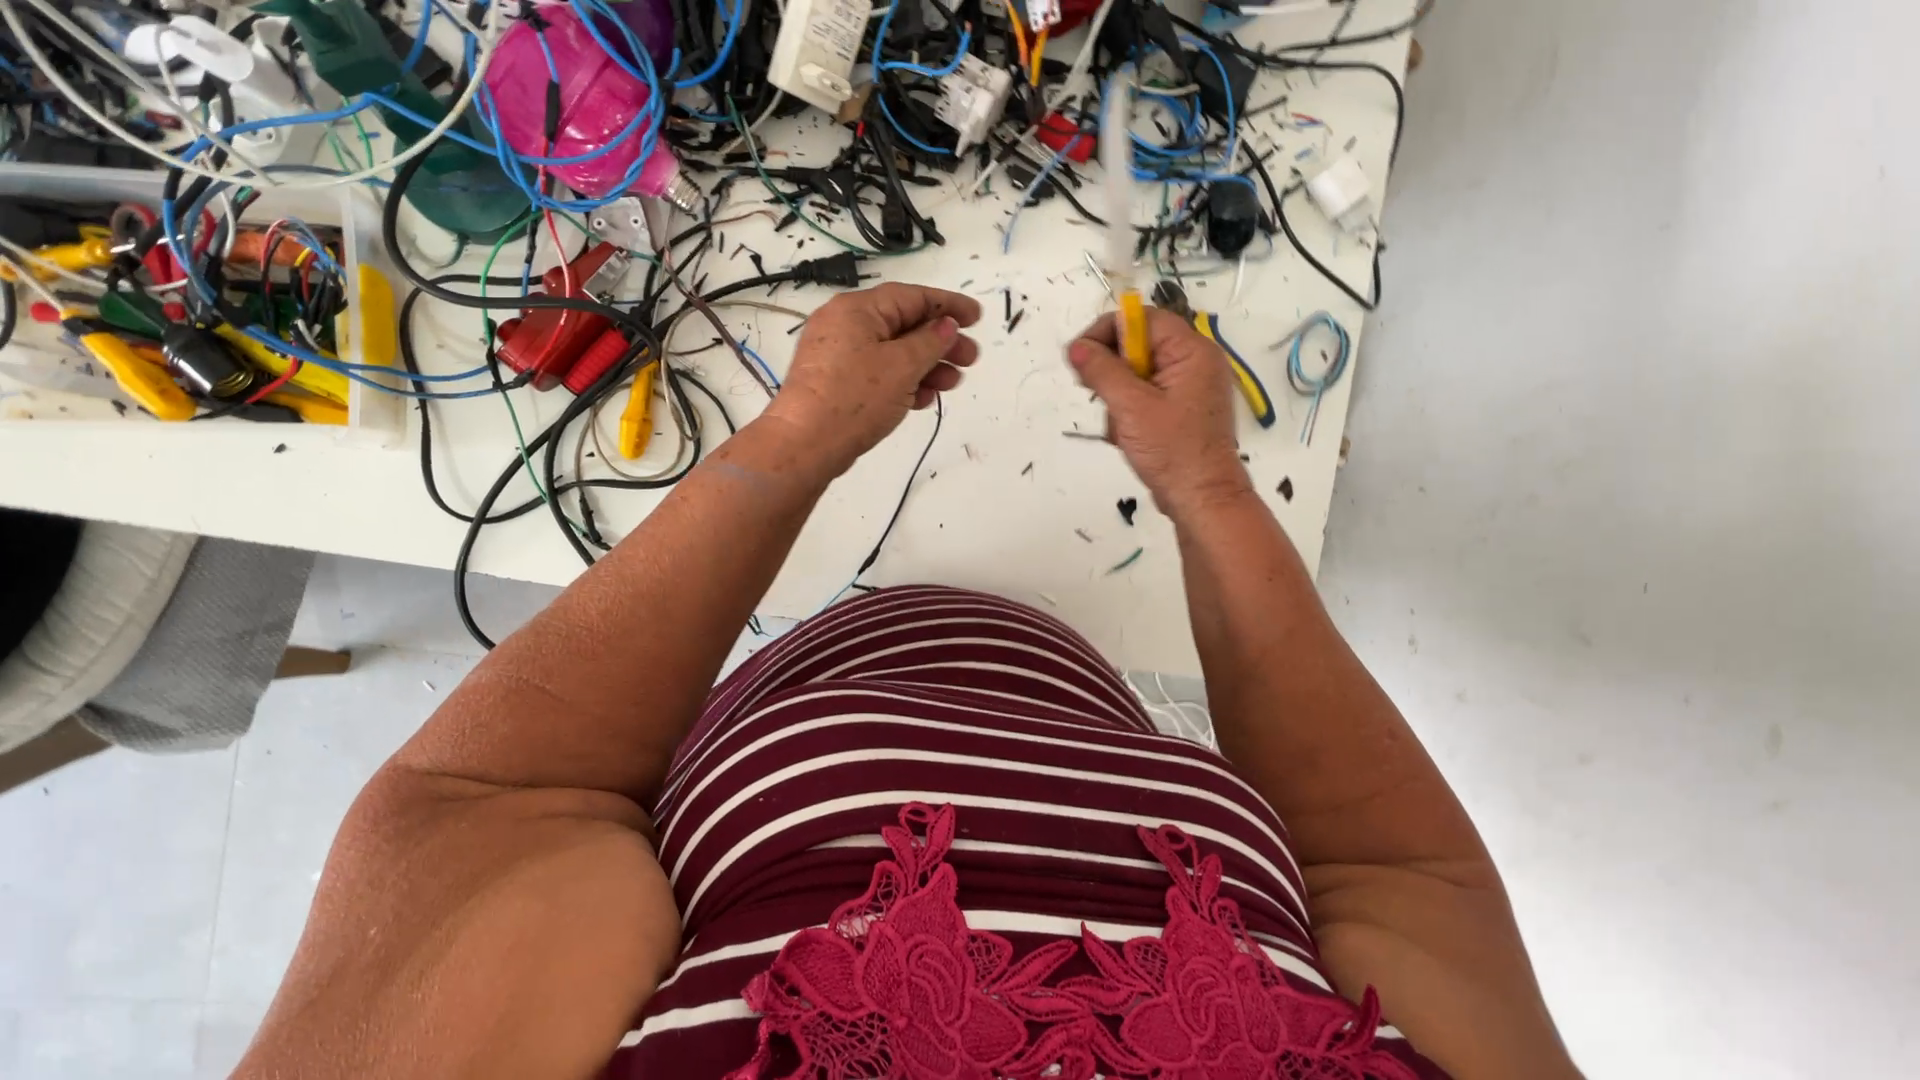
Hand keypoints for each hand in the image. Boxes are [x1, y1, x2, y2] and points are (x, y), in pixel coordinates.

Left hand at [761, 283, 981, 476]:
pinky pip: (879, 373)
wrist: (805, 445)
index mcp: (858, 309)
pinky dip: (904, 382)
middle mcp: (845, 325)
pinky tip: (923, 399)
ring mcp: (839, 356)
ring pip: (893, 352)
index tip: (977, 318)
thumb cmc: (855, 398)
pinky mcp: (837, 383)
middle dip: (941, 342)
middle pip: (904, 325)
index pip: (912, 297)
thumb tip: (946, 326)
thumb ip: (930, 341)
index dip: (949, 306)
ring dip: (927, 366)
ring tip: (951, 384)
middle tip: (970, 359)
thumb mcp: (902, 366)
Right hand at [1066, 307, 1252, 517]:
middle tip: (1093, 392)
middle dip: (1111, 368)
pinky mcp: (1183, 410)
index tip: (1080, 356)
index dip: (1107, 331)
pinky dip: (1130, 411)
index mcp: (1192, 351)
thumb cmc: (1171, 450)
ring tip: (1118, 425)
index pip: (1143, 319)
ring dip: (1118, 395)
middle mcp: (1195, 362)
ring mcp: (1190, 388)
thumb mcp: (1130, 407)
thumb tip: (1076, 347)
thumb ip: (1101, 371)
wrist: (1202, 499)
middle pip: (1139, 345)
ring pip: (1138, 373)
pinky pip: (1147, 396)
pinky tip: (1128, 435)